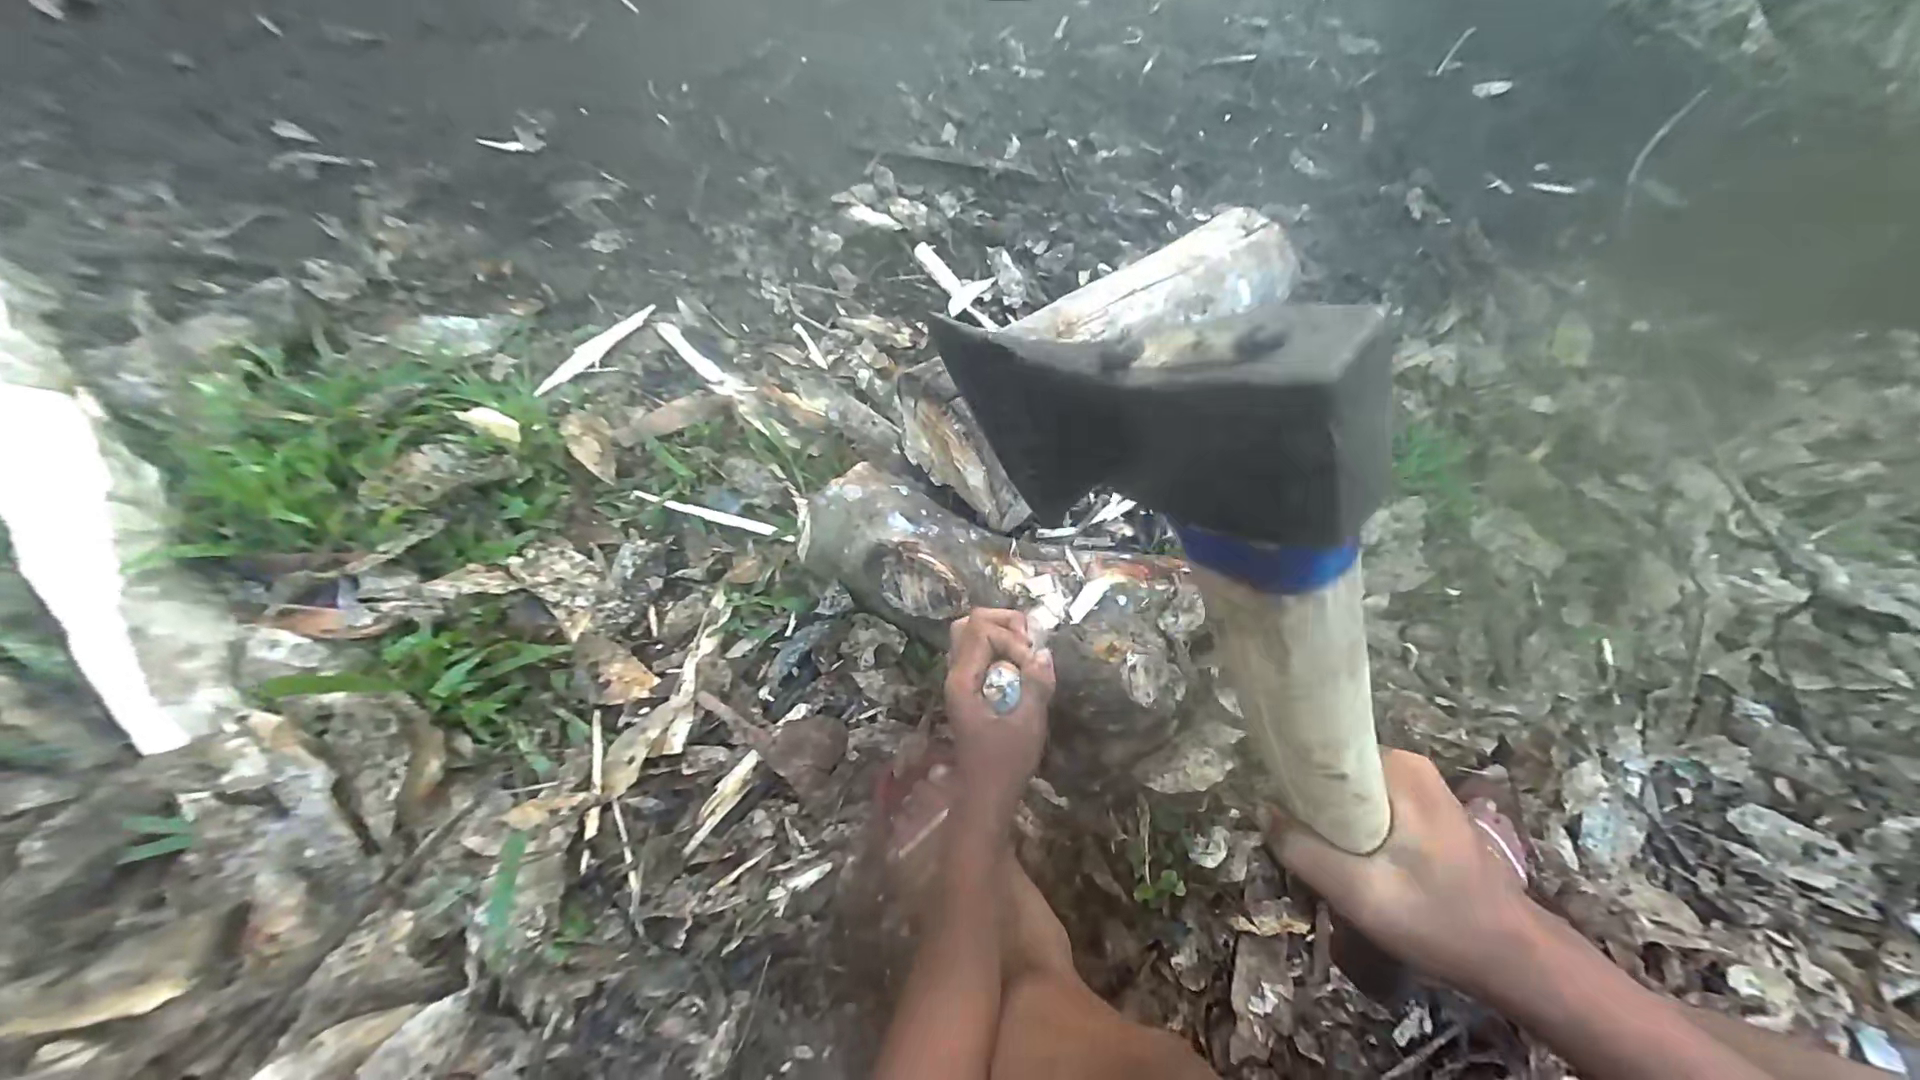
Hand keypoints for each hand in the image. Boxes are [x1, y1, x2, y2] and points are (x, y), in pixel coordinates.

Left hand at [942, 609, 1054, 814]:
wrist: (987, 793)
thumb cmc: (1007, 762)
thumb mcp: (1028, 723)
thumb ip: (1036, 685)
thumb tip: (1044, 652)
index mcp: (962, 680)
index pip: (980, 629)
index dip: (1010, 637)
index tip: (1030, 663)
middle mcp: (954, 674)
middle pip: (969, 624)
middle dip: (1002, 624)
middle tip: (1028, 644)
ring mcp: (959, 680)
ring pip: (971, 636)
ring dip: (1001, 634)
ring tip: (1027, 652)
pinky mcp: (968, 688)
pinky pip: (978, 653)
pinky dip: (999, 649)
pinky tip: (1020, 666)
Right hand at [1262, 749, 1535, 997]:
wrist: (1518, 962)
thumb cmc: (1439, 920)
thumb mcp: (1359, 893)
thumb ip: (1303, 850)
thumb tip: (1261, 810)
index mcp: (1399, 768)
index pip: (1325, 749)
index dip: (1292, 771)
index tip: (1273, 799)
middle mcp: (1410, 766)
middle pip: (1336, 770)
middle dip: (1310, 798)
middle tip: (1295, 835)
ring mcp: (1421, 787)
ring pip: (1351, 789)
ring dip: (1329, 814)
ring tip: (1316, 847)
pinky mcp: (1426, 809)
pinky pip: (1370, 802)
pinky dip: (1351, 823)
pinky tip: (1347, 855)